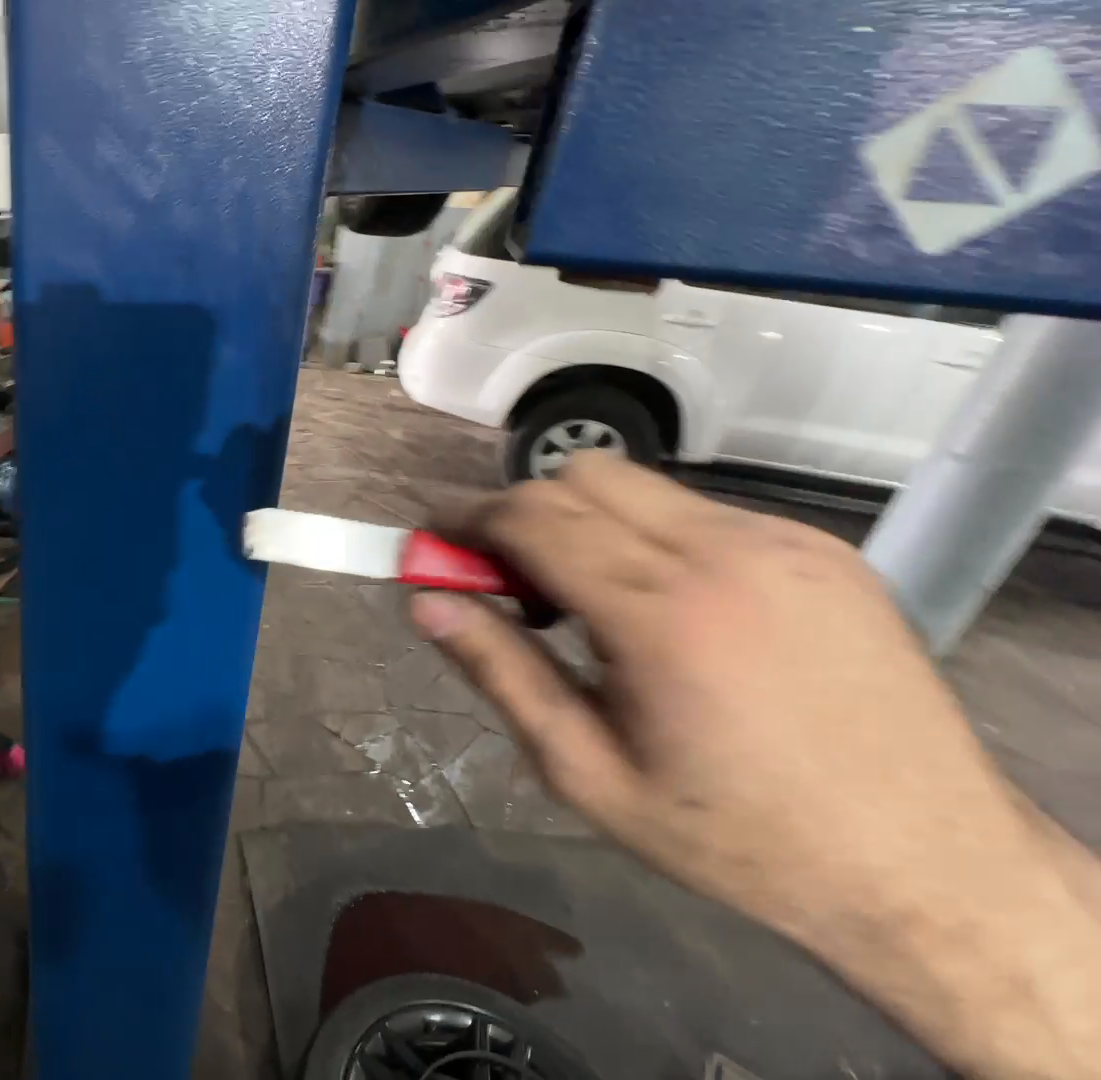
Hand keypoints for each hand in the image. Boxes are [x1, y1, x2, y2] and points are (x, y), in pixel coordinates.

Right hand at [409, 454, 1062, 950]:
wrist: (926, 868)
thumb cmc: (731, 835)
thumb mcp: (585, 772)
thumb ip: (499, 672)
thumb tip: (426, 602)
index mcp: (660, 613)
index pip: (532, 516)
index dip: (467, 522)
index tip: (437, 551)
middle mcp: (725, 553)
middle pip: (581, 476)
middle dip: (522, 515)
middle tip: (510, 587)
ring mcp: (785, 543)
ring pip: (640, 487)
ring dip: (585, 525)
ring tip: (588, 606)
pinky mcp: (824, 551)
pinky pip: (701, 513)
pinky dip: (650, 539)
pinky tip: (665, 613)